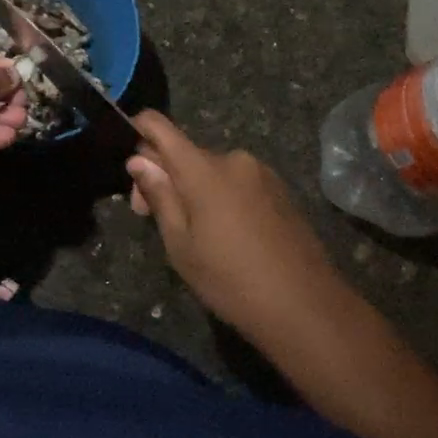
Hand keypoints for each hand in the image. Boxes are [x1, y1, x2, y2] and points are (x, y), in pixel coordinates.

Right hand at [125, 110, 339, 334]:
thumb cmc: (232, 281)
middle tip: (152, 218)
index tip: (128, 161)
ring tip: (194, 234)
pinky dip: (222, 198)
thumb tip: (138, 161)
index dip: (138, 130)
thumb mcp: (181, 246)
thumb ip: (159, 196)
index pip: (159, 127)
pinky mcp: (281, 192)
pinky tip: (228, 236)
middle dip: (164, 177)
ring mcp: (262, 174)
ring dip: (194, 190)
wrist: (309, 310)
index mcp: (203, 169)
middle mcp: (233, 160)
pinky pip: (238, 183)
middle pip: (185, 154)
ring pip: (212, 171)